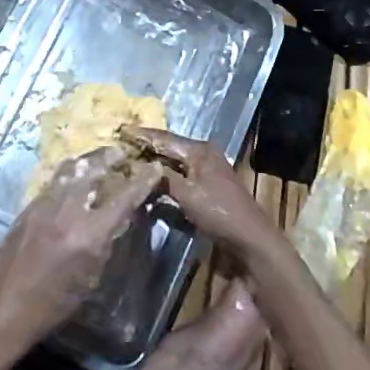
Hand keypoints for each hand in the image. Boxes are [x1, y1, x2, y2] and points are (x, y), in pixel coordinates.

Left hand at [0, 146, 161, 349]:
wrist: (7, 303)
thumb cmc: (56, 302)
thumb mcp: (92, 276)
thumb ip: (106, 241)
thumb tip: (119, 217)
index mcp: (88, 235)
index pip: (122, 199)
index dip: (141, 181)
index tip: (154, 168)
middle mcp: (67, 212)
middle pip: (91, 170)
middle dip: (109, 158)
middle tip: (121, 152)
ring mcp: (44, 205)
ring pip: (68, 170)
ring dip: (86, 161)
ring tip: (98, 159)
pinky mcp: (28, 206)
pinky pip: (53, 182)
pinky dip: (67, 175)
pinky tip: (72, 179)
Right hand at [120, 127, 281, 261]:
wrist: (250, 238)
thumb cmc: (218, 212)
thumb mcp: (186, 194)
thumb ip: (161, 177)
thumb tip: (139, 166)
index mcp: (198, 150)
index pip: (163, 137)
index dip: (140, 135)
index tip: (118, 131)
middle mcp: (202, 153)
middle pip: (168, 146)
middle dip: (145, 147)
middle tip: (119, 147)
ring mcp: (206, 168)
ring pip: (172, 161)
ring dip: (153, 162)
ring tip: (129, 161)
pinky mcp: (206, 184)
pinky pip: (178, 173)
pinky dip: (164, 174)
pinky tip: (148, 178)